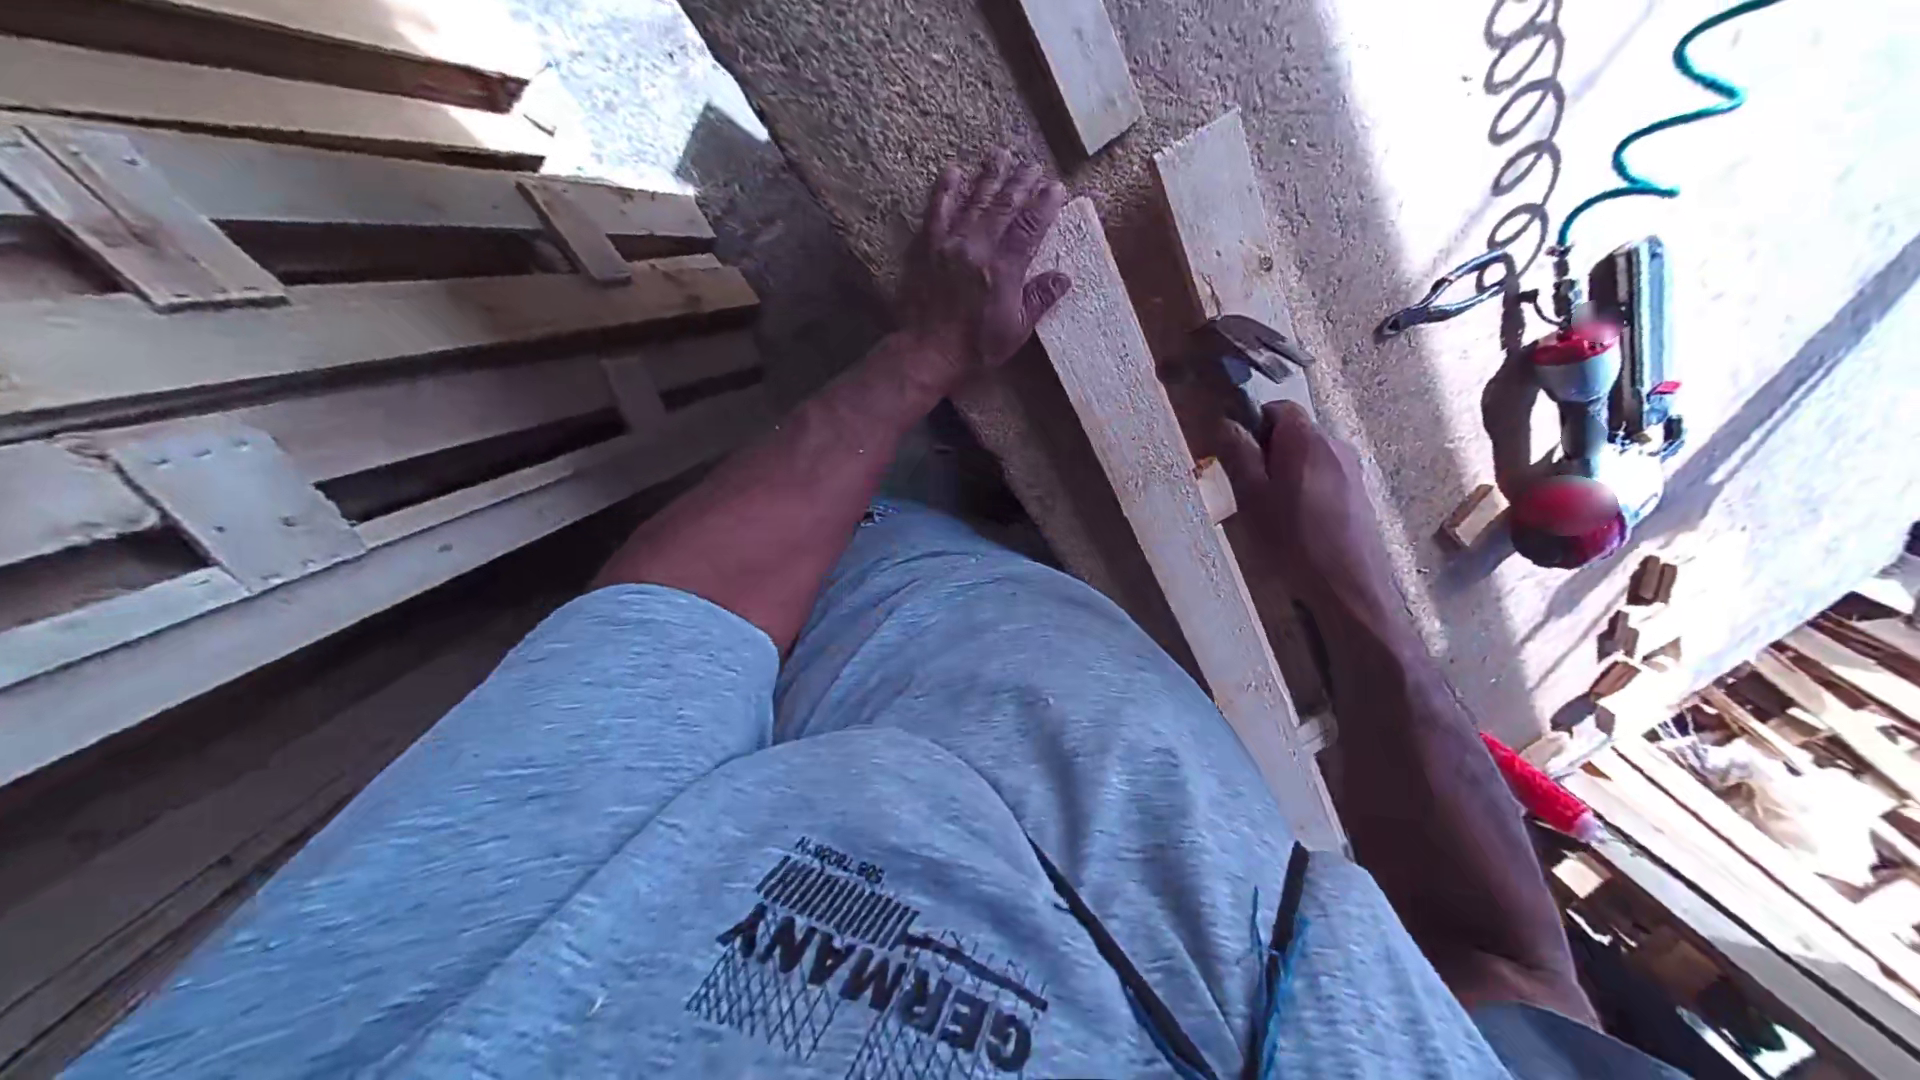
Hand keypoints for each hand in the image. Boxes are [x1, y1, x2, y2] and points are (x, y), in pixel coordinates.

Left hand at [894, 149, 1071, 388]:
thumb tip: (1064, 277)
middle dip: (1020, 182)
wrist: (929, 352)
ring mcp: (950, 245)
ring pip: (973, 201)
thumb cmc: (976, 346)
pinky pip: (937, 211)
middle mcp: (978, 249)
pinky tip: (953, 171)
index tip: (1056, 187)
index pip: (1029, 228)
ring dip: (988, 176)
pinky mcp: (927, 248)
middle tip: (1032, 164)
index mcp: (1003, 270)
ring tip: (1000, 154)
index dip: (1044, 205)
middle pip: (1003, 207)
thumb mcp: (1016, 329)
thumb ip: (1039, 299)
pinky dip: (945, 190)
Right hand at [1214, 402, 1405, 628]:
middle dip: (1268, 451)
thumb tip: (1226, 423)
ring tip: (1271, 509)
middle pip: (1295, 432)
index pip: (1279, 407)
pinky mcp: (1360, 493)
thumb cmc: (1293, 539)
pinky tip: (1297, 521)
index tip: (1238, 453)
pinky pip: (1324, 476)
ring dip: (1287, 472)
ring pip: (1309, 456)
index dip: (1254, 423)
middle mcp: (1335, 445)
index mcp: (1307, 440)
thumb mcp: (1252, 497)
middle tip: (1248, 486)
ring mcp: (1352, 469)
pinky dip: (1306, 487)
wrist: (1348, 585)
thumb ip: (1239, 454)